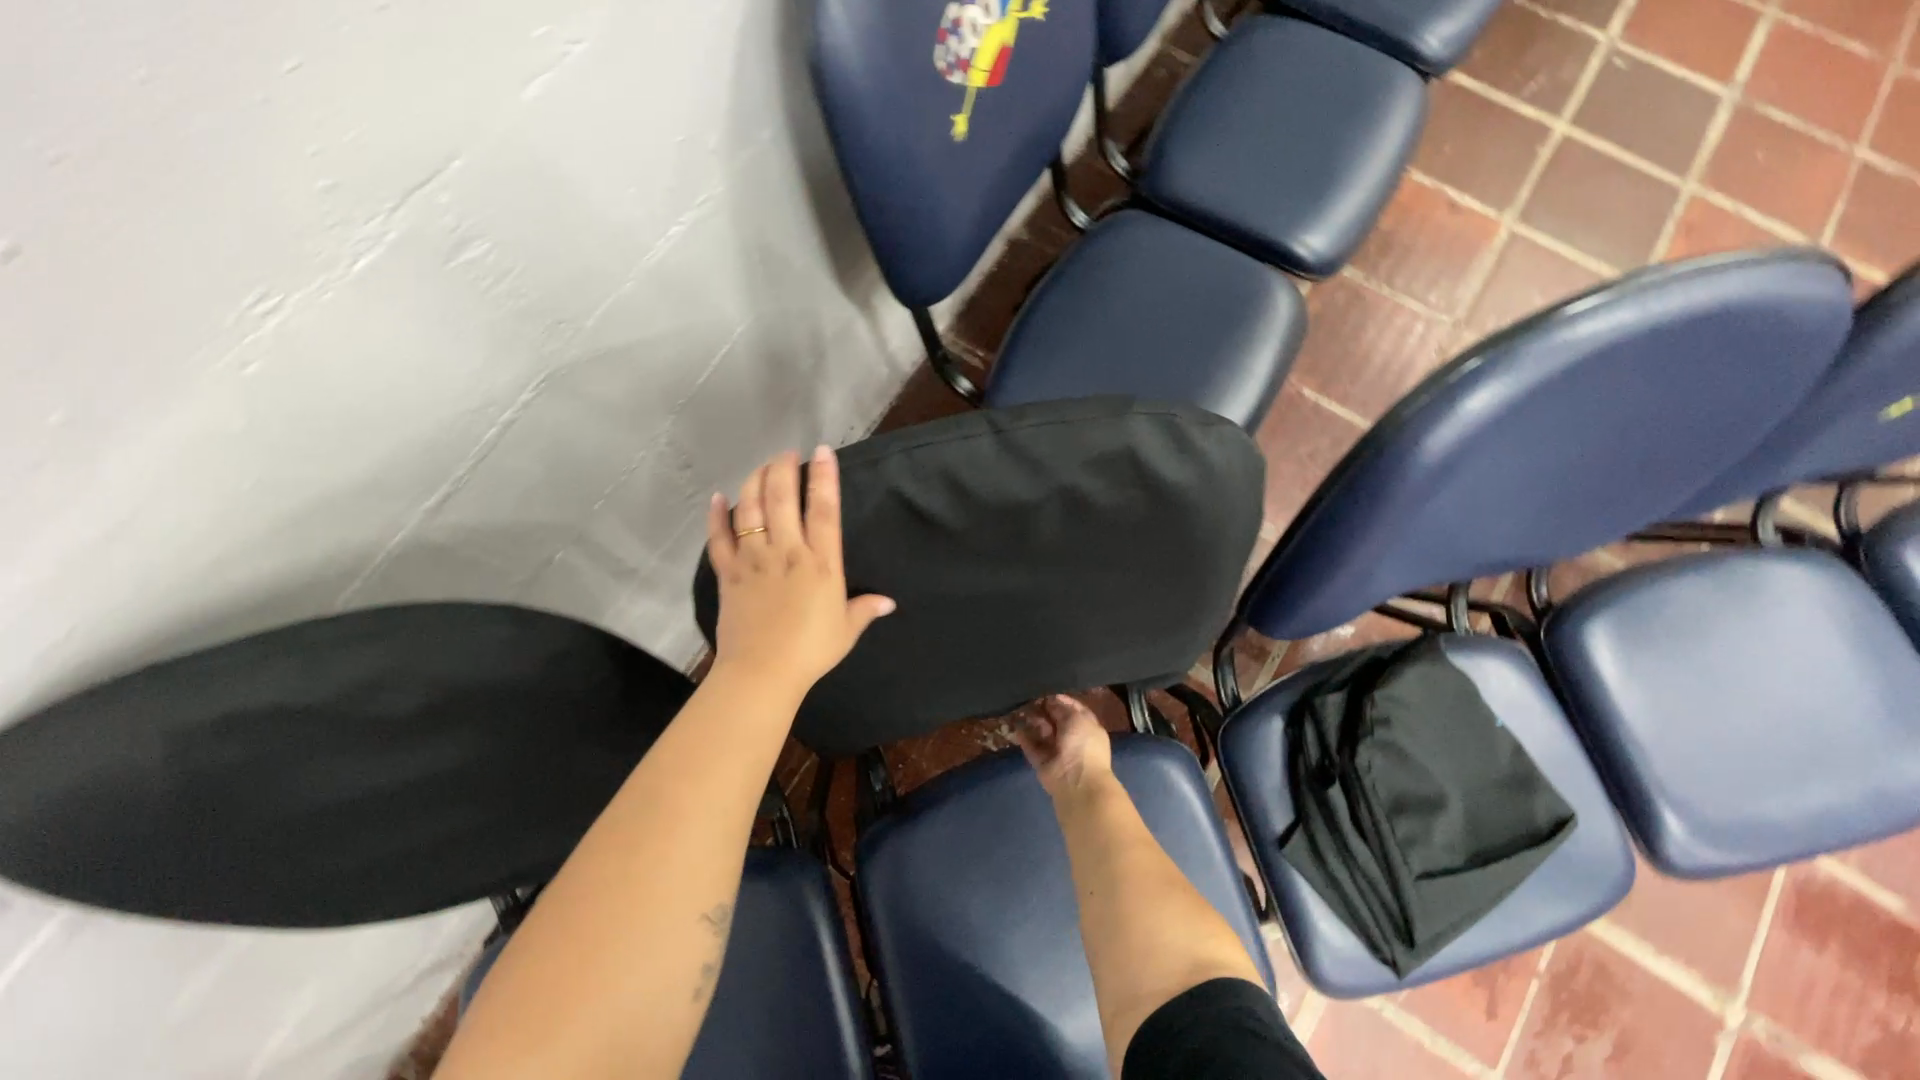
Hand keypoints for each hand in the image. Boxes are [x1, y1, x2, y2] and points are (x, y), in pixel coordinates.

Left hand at [706, 446, 894, 700]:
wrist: (762, 672)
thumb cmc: (810, 651)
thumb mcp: (845, 630)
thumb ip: (865, 609)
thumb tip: (888, 602)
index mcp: (821, 563)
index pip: (824, 509)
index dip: (824, 477)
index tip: (822, 451)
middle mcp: (787, 551)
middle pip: (782, 497)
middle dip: (784, 468)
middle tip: (787, 454)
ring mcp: (754, 559)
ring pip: (750, 508)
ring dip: (754, 481)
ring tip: (761, 467)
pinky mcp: (729, 573)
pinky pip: (719, 537)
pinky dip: (716, 515)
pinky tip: (718, 497)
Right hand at [1011, 695, 1113, 800]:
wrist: (1076, 781)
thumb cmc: (1083, 745)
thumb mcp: (1077, 718)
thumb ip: (1062, 708)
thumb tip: (1050, 700)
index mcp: (1087, 726)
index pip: (1073, 709)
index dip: (1060, 700)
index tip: (1045, 692)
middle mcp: (1072, 737)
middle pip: (1055, 719)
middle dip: (1044, 709)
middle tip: (1030, 699)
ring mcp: (1056, 750)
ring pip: (1042, 732)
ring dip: (1032, 721)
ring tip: (1020, 709)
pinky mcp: (1041, 761)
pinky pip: (1031, 746)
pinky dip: (1023, 736)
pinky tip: (1013, 725)